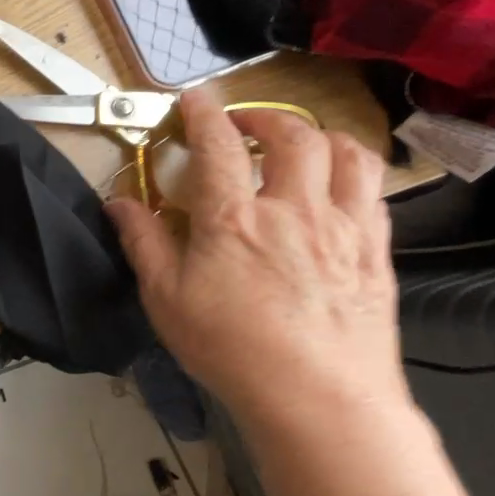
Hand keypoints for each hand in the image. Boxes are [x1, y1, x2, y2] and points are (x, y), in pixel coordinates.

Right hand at [107, 89, 408, 429]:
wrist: (316, 395)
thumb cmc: (230, 348)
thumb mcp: (164, 297)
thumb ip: (143, 242)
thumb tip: (119, 204)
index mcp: (232, 221)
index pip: (219, 148)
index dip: (204, 115)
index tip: (195, 99)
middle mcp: (293, 212)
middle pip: (293, 138)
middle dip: (265, 118)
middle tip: (242, 125)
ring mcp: (342, 229)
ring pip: (348, 154)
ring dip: (319, 136)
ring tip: (297, 144)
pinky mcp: (375, 251)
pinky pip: (373, 191)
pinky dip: (352, 172)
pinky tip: (332, 186)